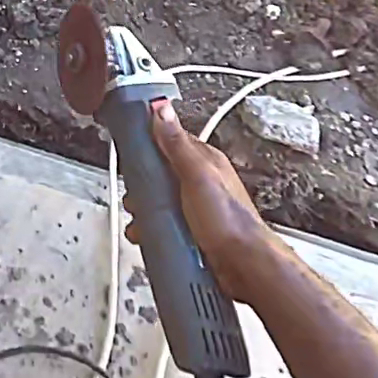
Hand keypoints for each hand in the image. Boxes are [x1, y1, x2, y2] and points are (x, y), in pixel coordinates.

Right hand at [127, 99, 278, 302]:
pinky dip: (154, 227)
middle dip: (143, 183)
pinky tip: (148, 236)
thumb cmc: (229, 220)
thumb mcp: (196, 175)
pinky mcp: (194, 230)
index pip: (171, 139)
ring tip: (138, 220)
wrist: (247, 268)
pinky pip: (167, 222)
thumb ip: (176, 144)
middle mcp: (202, 181)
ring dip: (146, 208)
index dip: (148, 141)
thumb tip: (161, 109)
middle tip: (134, 194)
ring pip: (163, 199)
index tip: (129, 149)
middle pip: (163, 172)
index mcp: (205, 160)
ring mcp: (198, 207)